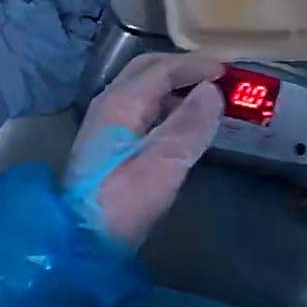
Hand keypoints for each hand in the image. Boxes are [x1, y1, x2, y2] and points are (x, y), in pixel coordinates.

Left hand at [65, 53, 224, 247]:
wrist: (80, 242)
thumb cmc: (123, 201)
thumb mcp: (163, 162)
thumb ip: (190, 123)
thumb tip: (211, 89)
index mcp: (120, 102)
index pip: (161, 69)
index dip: (194, 65)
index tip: (226, 72)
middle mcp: (109, 104)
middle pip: (147, 70)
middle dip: (181, 67)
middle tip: (213, 75)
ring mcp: (105, 123)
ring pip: (142, 88)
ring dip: (173, 85)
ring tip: (203, 97)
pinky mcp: (107, 144)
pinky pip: (140, 108)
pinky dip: (164, 104)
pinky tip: (181, 124)